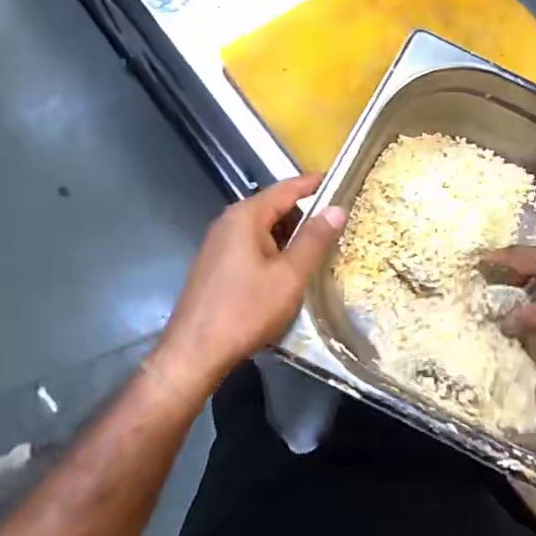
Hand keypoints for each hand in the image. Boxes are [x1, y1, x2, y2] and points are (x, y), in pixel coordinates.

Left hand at [158, 173, 345, 385]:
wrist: (194, 354)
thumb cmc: (245, 310)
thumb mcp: (289, 275)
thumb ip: (314, 240)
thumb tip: (337, 209)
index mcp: (246, 216)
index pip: (287, 188)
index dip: (316, 184)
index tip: (342, 181)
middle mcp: (230, 223)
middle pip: (276, 207)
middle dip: (307, 214)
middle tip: (340, 223)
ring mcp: (220, 244)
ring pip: (266, 230)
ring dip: (292, 237)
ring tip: (322, 249)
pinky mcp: (218, 266)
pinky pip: (254, 247)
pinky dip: (276, 251)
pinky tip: (292, 272)